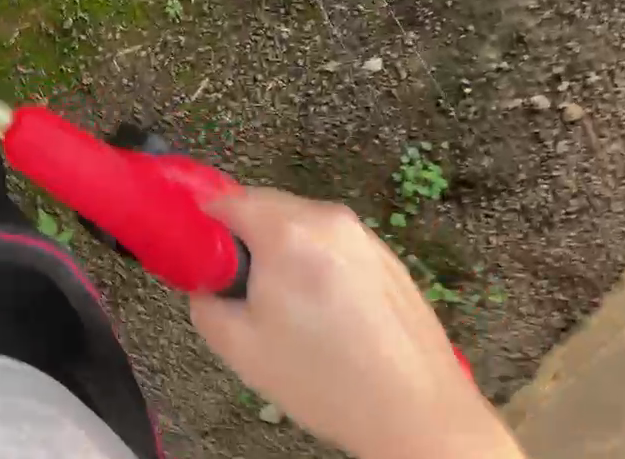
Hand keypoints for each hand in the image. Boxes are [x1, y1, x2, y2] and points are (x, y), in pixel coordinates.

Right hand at [189, 189, 522, 458]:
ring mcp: (364, 237)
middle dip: (243, 235)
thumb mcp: (238, 346)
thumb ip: (202, 301)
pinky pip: (331, 242)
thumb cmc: (327, 381)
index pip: (224, 200)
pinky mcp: (389, 259)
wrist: (421, 423)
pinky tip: (323, 309)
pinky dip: (315, 260)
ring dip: (280, 246)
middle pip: (263, 205)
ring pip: (298, 223)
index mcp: (287, 232)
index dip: (204, 225)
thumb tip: (204, 284)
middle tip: (240, 282)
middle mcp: (327, 220)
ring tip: (285, 300)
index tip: (203, 256)